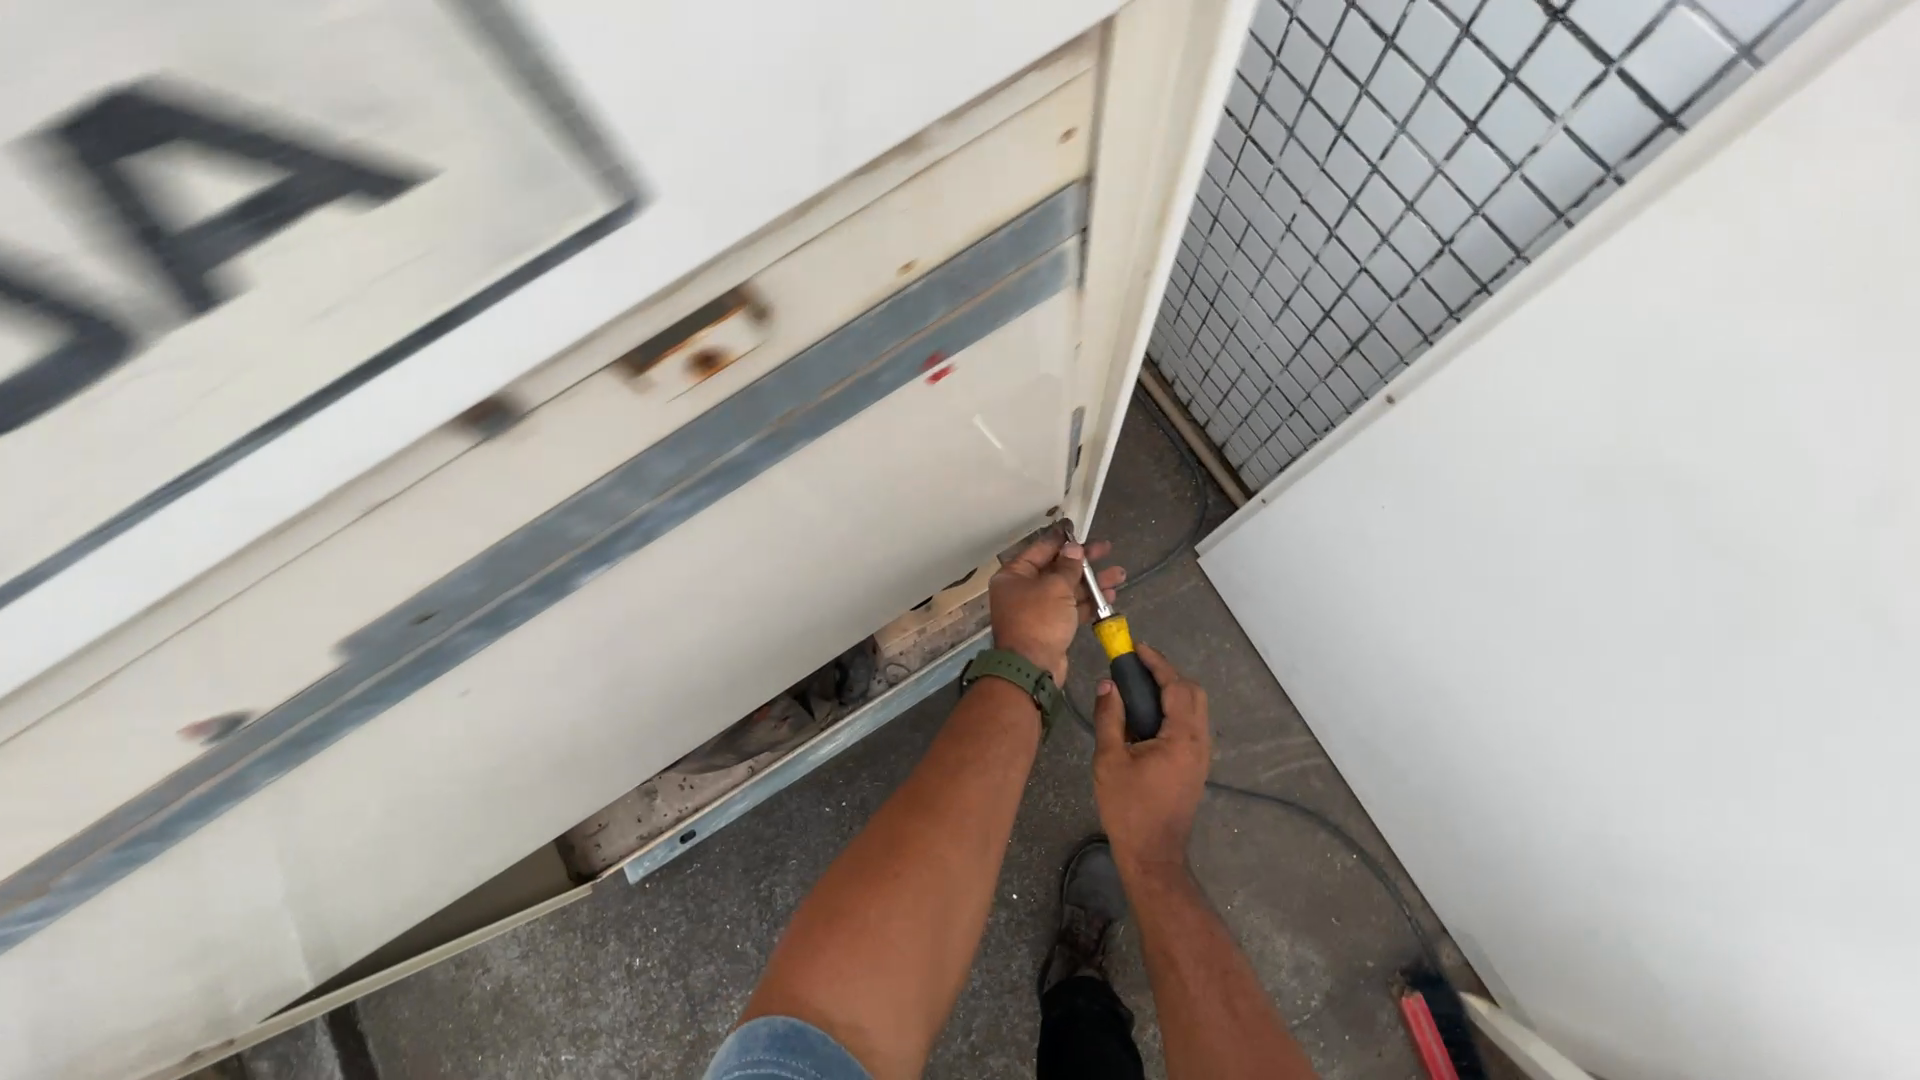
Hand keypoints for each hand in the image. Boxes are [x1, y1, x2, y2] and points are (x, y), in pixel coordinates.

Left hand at [988, 528, 1123, 682]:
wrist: (1033, 668)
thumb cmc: (1038, 620)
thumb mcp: (1055, 587)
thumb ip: (1068, 567)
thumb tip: (1074, 549)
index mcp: (1015, 575)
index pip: (1040, 549)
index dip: (1062, 540)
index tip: (1079, 530)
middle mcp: (1023, 589)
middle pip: (1057, 569)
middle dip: (1084, 562)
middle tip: (1106, 549)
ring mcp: (1038, 609)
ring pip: (1068, 589)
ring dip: (1093, 582)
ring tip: (1119, 574)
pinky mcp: (1051, 626)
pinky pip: (1071, 608)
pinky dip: (1089, 602)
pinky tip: (1110, 596)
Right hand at [1092, 643, 1209, 877]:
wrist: (1152, 854)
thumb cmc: (1129, 808)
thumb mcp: (1109, 760)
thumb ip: (1110, 718)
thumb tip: (1108, 685)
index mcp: (1182, 738)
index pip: (1176, 686)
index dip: (1157, 663)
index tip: (1136, 649)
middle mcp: (1199, 743)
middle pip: (1193, 693)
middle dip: (1167, 675)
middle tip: (1136, 670)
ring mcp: (1201, 757)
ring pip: (1194, 710)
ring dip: (1170, 693)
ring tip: (1137, 691)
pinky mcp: (1195, 768)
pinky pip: (1189, 727)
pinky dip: (1172, 712)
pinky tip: (1145, 719)